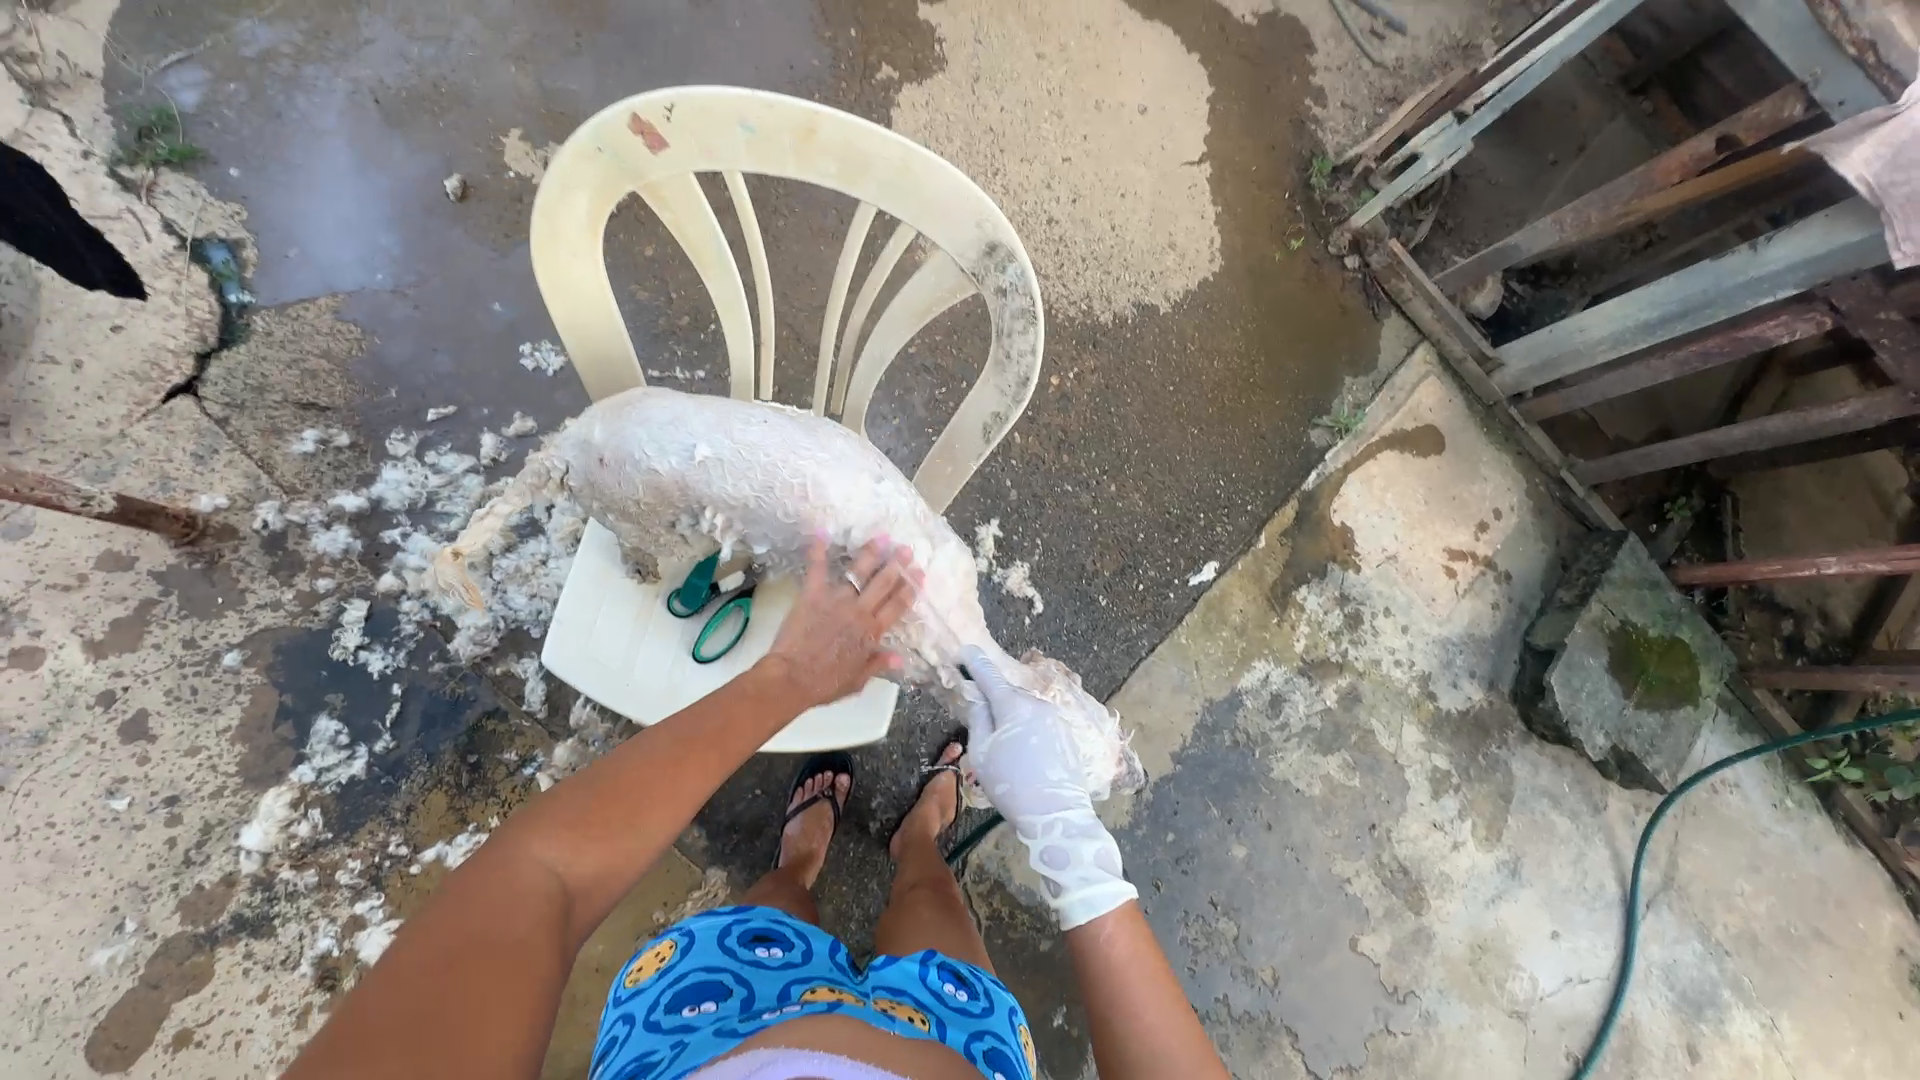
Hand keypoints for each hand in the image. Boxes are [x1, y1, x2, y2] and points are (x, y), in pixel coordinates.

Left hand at [760, 537, 919, 711]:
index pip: (897, 606)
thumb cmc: (825, 684)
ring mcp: (836, 600)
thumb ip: (878, 664)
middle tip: (907, 549)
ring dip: (872, 554)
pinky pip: (816, 569)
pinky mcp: (812, 595)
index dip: (910, 588)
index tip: (919, 574)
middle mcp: (859, 611)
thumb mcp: (857, 680)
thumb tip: (899, 658)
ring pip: (858, 572)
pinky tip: (821, 532)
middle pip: (883, 584)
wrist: (792, 678)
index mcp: (872, 632)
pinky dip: (817, 550)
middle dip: (897, 565)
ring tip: (882, 538)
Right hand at [960, 646, 1136, 929]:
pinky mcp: (1066, 735)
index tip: (966, 650)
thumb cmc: (1010, 784)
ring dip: (1012, 722)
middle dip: (994, 704)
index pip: (989, 676)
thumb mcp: (981, 752)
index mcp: (1014, 705)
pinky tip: (1024, 758)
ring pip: (1024, 712)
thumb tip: (978, 697)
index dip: (975, 664)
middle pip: (1008, 697)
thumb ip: (978, 718)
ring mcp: (1055, 719)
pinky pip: (1039, 725)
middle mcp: (1037, 704)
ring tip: (1005, 753)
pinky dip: (1027, 733)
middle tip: (981, 724)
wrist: (1056, 815)